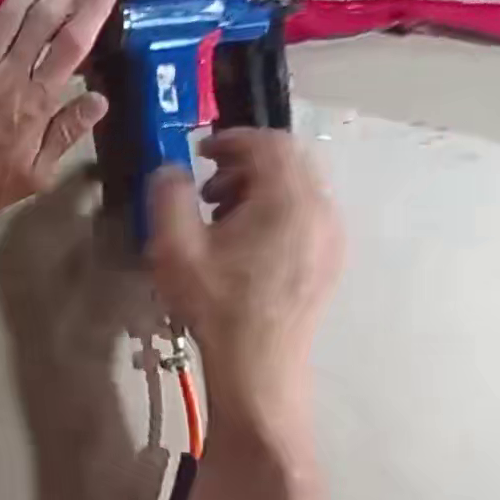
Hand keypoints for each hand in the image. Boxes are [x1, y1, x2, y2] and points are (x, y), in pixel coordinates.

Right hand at [148, 130, 342, 384]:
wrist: (258, 361)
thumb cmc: (214, 301)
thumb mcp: (174, 246)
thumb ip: (168, 196)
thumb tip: (171, 169)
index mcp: (287, 201)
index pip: (270, 143)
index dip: (232, 138)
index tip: (199, 151)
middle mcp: (321, 210)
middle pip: (289, 161)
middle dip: (243, 163)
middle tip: (205, 189)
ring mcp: (331, 236)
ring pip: (298, 187)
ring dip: (256, 187)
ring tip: (219, 218)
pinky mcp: (329, 258)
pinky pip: (305, 213)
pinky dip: (273, 209)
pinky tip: (242, 243)